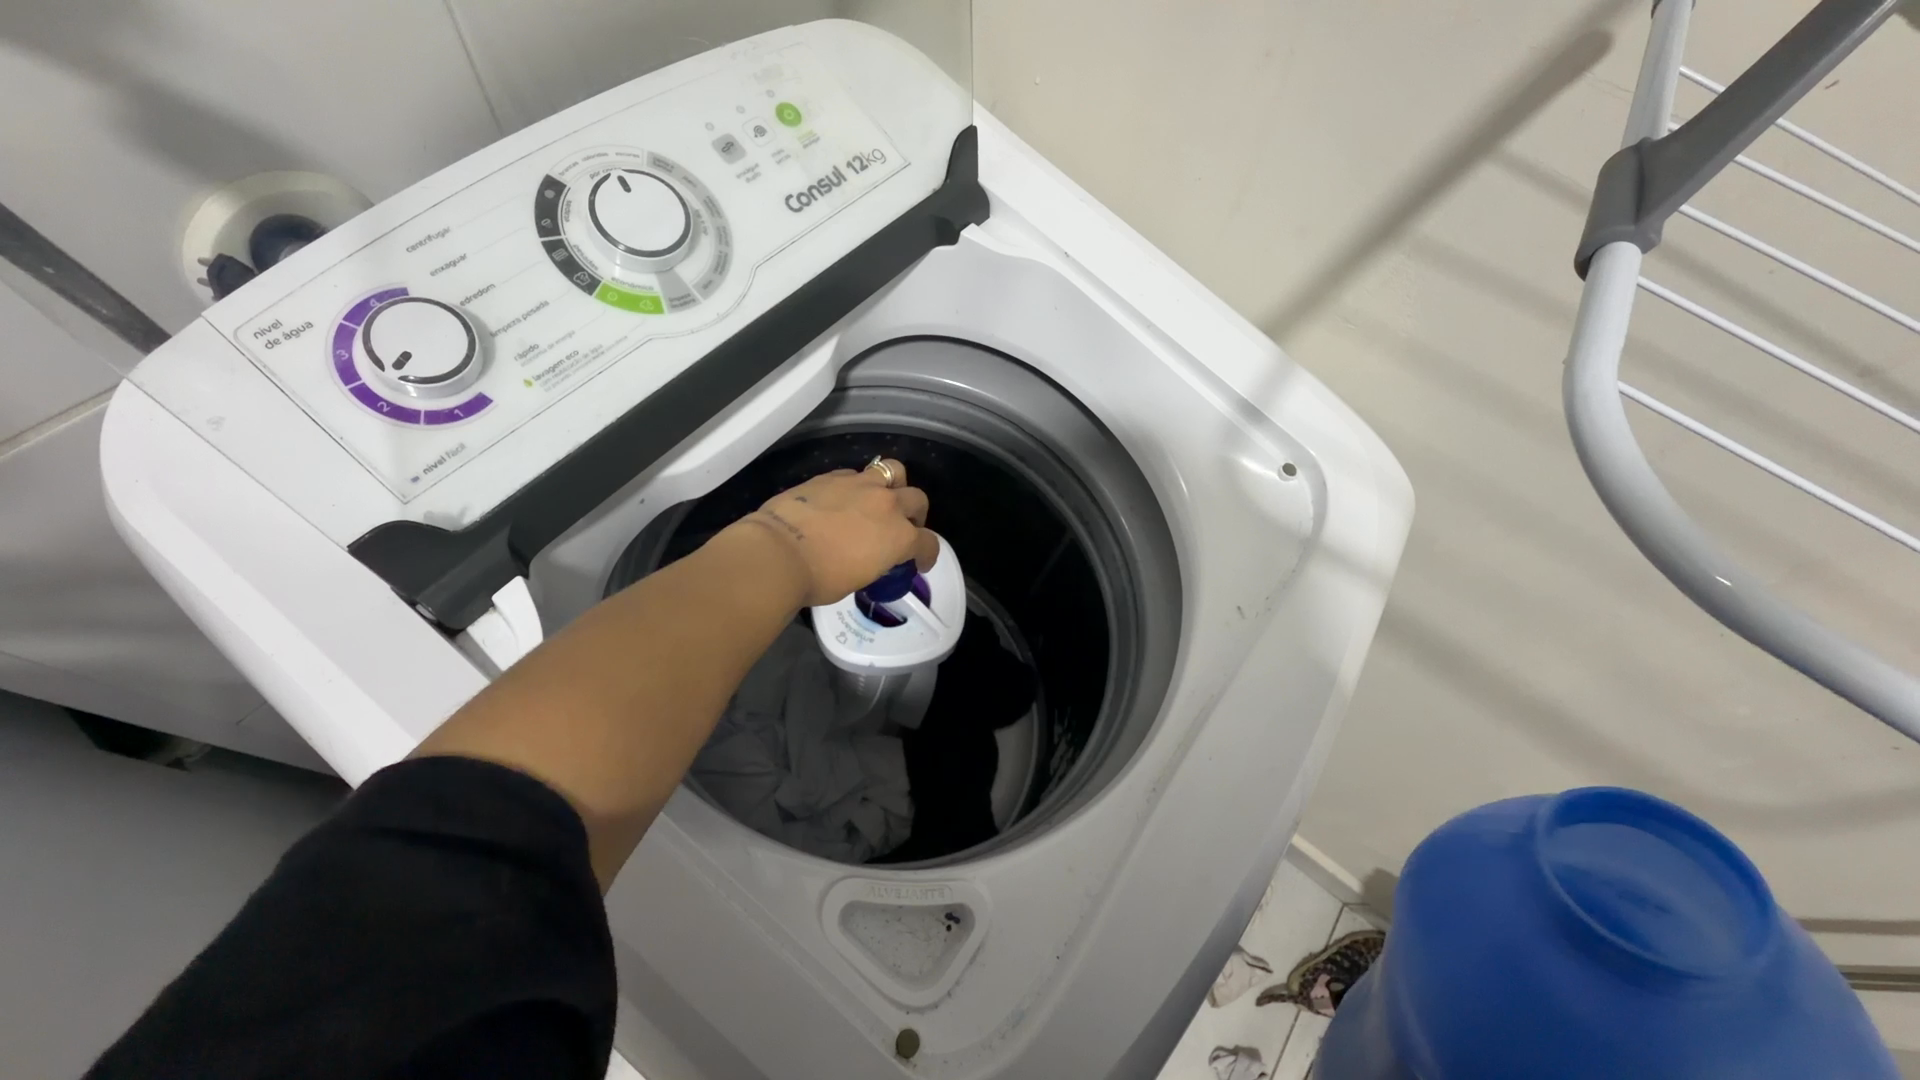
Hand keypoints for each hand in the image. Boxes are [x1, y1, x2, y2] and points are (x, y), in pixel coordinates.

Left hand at [728, 459, 940, 607]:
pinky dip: (859, 485)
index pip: (928, 543)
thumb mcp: (858, 579)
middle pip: (917, 500)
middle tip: (903, 527)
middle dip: (916, 515)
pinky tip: (844, 499)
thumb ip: (874, 561)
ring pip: (893, 471)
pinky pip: (857, 474)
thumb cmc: (819, 579)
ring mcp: (861, 485)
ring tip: (881, 498)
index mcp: (900, 537)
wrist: (779, 553)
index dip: (927, 555)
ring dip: (894, 485)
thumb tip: (866, 556)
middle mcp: (888, 505)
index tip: (919, 563)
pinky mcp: (833, 476)